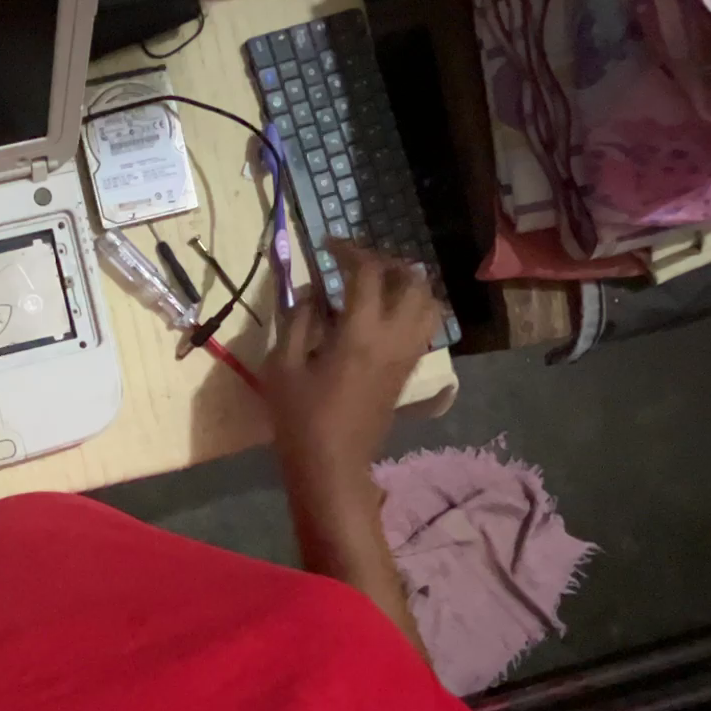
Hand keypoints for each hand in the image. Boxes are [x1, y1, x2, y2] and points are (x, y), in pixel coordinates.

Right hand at [265, 242, 438, 486]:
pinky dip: (410, 309)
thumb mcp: (283, 367)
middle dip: (386, 263)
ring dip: (406, 285)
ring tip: (377, 286)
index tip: (328, 246)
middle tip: (356, 264)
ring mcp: (407, 355)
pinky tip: (382, 316)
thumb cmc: (300, 417)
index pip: (367, 273)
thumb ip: (297, 322)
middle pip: (412, 281)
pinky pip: (424, 326)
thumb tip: (309, 294)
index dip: (349, 251)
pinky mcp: (408, 371)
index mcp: (360, 333)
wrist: (332, 464)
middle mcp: (394, 337)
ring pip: (428, 303)